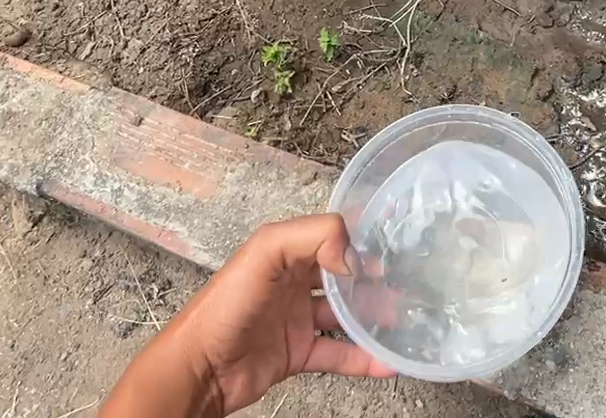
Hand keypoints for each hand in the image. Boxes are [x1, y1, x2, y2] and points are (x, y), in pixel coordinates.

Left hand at [101, 214, 393, 417]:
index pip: (335, 235)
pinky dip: (363, 358)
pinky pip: (337, 353)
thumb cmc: (225, 306)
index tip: (395, 243)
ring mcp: (297, 317)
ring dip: (374, 316)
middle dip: (375, 277)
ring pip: (345, 313)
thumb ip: (314, 236)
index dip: (363, 237)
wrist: (197, 370)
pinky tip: (386, 362)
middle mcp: (295, 280)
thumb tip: (354, 258)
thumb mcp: (266, 251)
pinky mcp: (296, 353)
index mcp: (289, 249)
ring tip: (404, 320)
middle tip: (408, 280)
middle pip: (345, 274)